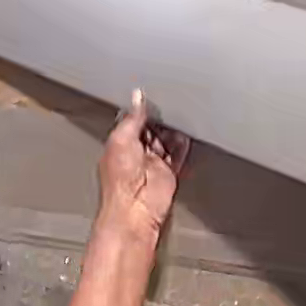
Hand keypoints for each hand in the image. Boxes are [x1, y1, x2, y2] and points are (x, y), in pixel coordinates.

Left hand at [95, 89, 189, 240]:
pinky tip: (186, 136)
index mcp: (118, 145)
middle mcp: (135, 154)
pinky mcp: (168, 174)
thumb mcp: (122, 138)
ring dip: (172, 131)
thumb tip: (137, 97)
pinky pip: (178, 155)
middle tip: (168, 107)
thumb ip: (133, 117)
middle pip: (151, 130)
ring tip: (179, 118)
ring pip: (166, 141)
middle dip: (159, 120)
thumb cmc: (120, 182)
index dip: (141, 110)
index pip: (131, 121)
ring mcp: (153, 164)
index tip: (150, 98)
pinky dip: (183, 146)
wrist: (136, 208)